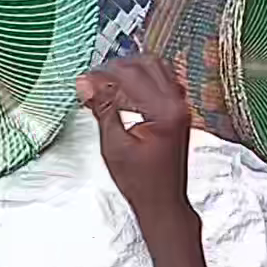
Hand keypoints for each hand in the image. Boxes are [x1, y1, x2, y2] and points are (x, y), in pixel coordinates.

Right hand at [77, 55, 193, 229]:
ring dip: (130, 71)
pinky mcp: (179, 112)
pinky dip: (141, 81)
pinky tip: (123, 94)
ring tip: (106, 85)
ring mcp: (181, 107)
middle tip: (94, 79)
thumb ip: (102, 109)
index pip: (131, 75)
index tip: (85, 80)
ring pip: (157, 69)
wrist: (162, 202)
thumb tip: (87, 83)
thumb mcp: (114, 146)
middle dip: (117, 67)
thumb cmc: (142, 183)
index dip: (104, 74)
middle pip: (147, 63)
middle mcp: (178, 104)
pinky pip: (162, 83)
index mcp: (165, 111)